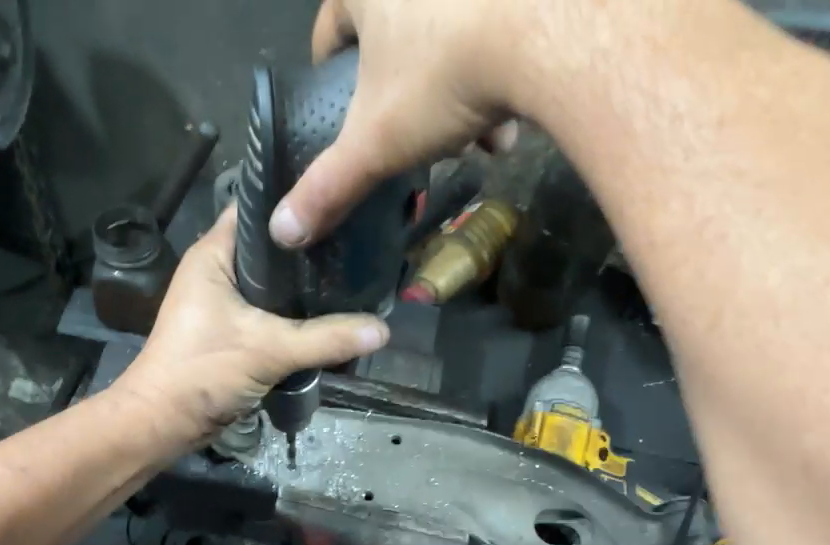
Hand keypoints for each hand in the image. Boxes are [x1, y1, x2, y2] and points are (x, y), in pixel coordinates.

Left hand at [111, 209, 388, 447]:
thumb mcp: (269, 350)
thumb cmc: (202, 371)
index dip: (296, 201)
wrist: (163, 423)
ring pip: (274, 284)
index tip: (341, 200)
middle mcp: (218, 269)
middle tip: (360, 242)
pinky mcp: (232, 331)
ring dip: (307, 286)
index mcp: (214, 254)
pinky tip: (332, 314)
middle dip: (312, 248)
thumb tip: (383, 329)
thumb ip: (326, 339)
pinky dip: (297, 315)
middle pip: (273, 247)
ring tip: (355, 275)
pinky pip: (272, 313)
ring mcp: (224, 302)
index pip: (259, 207)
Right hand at [270, 0, 533, 248]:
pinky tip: (511, 118)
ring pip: (449, 40)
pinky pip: (493, 32)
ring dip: (458, 94)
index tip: (343, 109)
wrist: (547, 34)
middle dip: (408, 97)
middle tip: (416, 136)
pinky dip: (499, 72)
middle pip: (396, 41)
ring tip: (476, 142)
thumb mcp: (377, 143)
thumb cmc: (441, 78)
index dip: (331, 74)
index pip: (330, 27)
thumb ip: (329, 186)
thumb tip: (282, 231)